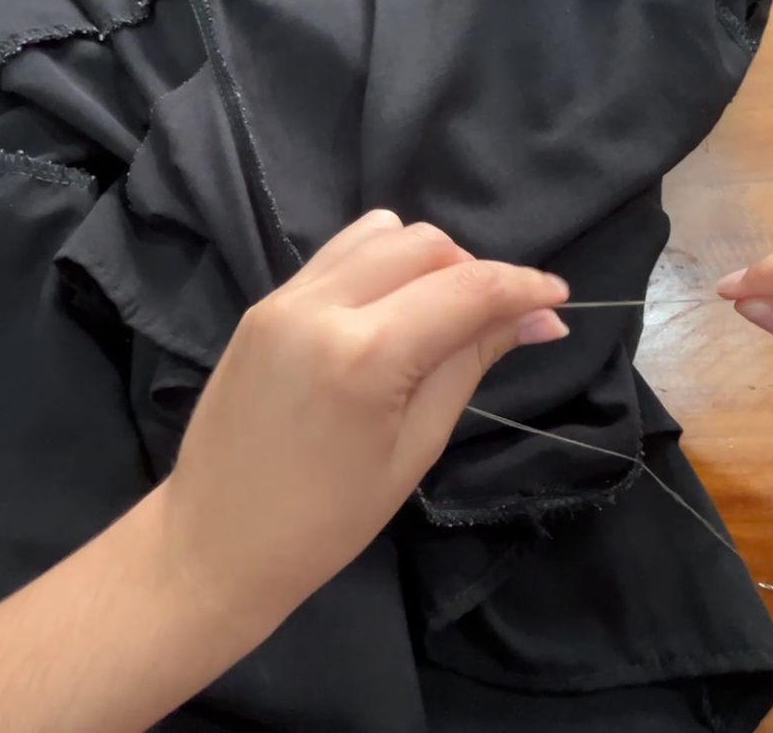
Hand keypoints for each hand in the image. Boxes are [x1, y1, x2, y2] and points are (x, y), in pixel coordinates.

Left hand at [157, 209, 569, 624]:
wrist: (214, 539)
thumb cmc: (326, 519)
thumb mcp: (415, 446)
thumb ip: (471, 362)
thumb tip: (537, 319)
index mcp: (364, 352)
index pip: (465, 288)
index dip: (522, 286)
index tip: (557, 297)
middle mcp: (319, 304)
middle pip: (422, 242)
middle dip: (471, 269)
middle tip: (491, 319)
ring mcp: (283, 297)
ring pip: (377, 233)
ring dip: (424, 258)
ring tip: (437, 311)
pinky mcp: (264, 302)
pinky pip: (337, 254)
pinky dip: (378, 264)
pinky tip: (388, 309)